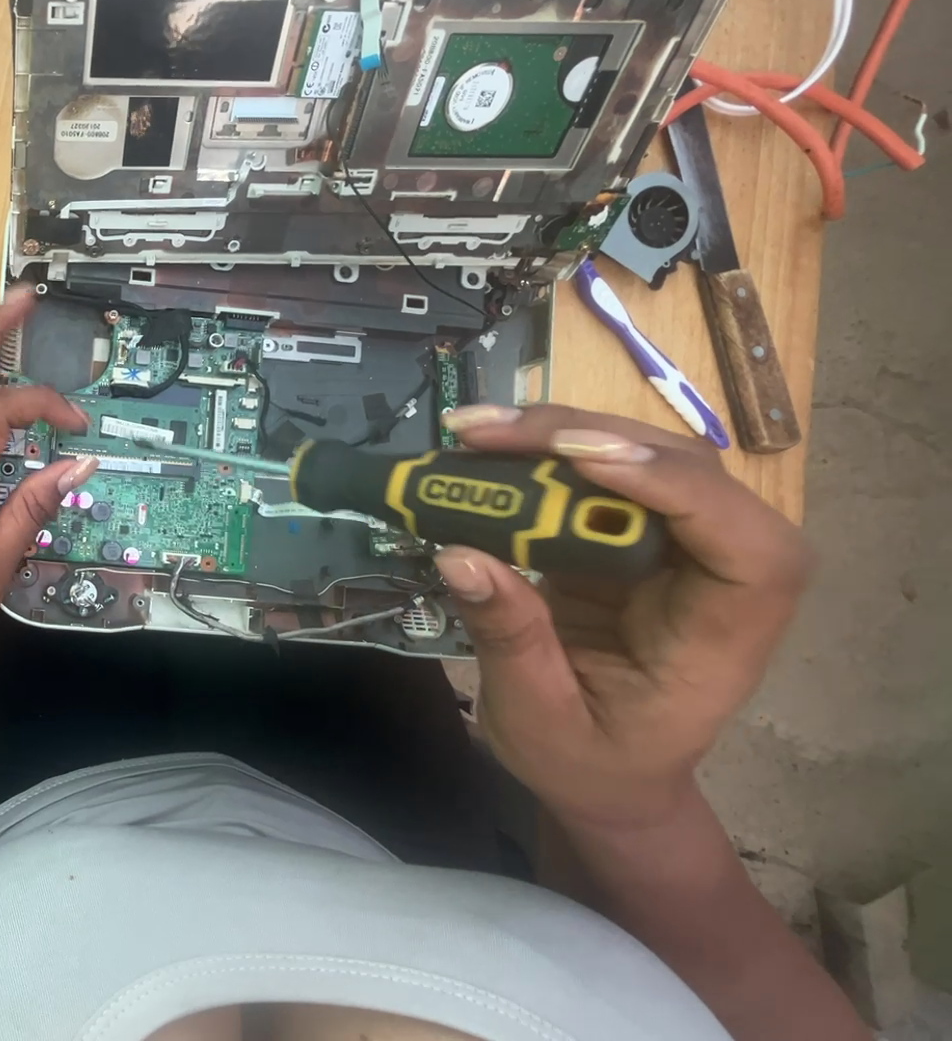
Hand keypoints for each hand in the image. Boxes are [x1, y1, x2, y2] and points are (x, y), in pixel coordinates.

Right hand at [434, 404, 812, 830]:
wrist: (603, 775)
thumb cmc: (586, 762)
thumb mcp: (537, 715)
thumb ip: (509, 636)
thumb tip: (457, 554)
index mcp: (717, 642)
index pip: (748, 551)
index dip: (682, 493)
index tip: (584, 464)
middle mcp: (706, 582)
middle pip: (690, 478)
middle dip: (591, 441)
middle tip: (489, 432)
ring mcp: (662, 557)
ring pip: (640, 463)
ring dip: (556, 435)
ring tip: (472, 430)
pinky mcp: (616, 545)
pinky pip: (588, 485)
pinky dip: (534, 460)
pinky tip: (481, 451)